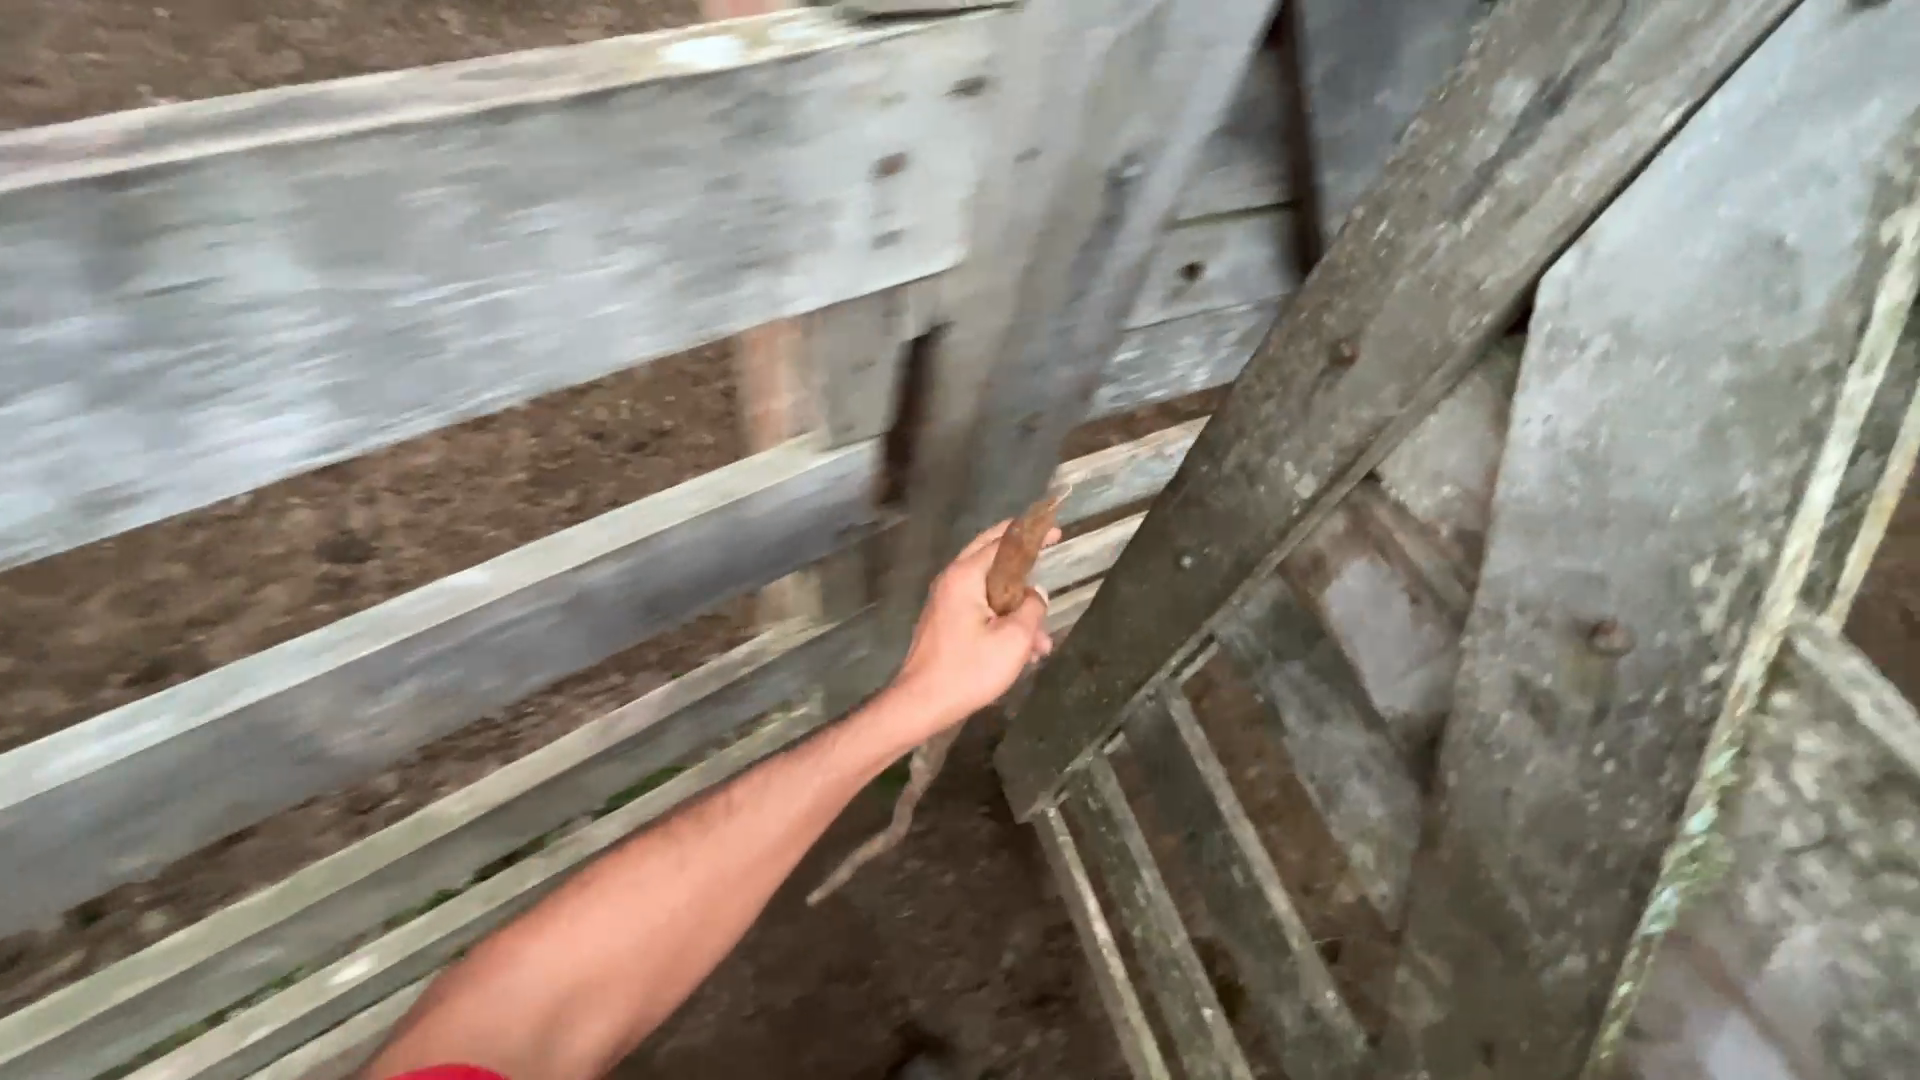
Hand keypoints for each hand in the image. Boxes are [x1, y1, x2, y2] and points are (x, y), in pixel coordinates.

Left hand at [881, 520, 1060, 738]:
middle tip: (1048, 555)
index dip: (1031, 535)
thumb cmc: (969, 669)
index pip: (1003, 542)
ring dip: (1017, 608)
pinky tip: (1023, 651)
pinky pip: (979, 609)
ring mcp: (945, 601)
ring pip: (989, 589)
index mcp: (965, 576)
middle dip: (1023, 562)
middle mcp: (952, 581)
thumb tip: (1036, 594)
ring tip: (1042, 643)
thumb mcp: (1014, 640)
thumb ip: (1031, 609)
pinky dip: (1002, 620)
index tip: (1056, 532)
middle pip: (991, 556)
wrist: (922, 703)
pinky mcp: (945, 622)